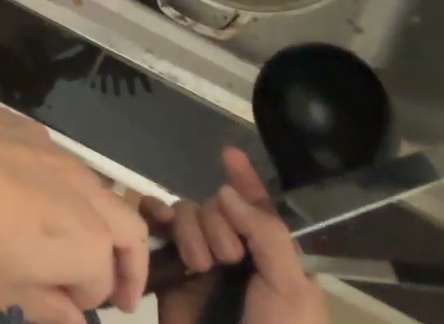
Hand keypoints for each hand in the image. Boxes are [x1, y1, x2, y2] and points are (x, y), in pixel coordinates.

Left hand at [0, 99, 148, 323]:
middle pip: (127, 227)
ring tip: (65, 231)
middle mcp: (83, 187)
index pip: (101, 285)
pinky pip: (48, 152)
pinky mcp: (15, 120)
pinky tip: (18, 182)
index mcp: (89, 240)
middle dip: (127, 260)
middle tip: (111, 282)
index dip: (82, 302)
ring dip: (92, 214)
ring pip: (92, 184)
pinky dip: (50, 176)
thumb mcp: (0, 296)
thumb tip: (76, 318)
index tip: (61, 307)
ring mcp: (49, 146)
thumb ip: (51, 314)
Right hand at [139, 148, 325, 323]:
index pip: (259, 210)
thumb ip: (265, 234)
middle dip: (218, 224)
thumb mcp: (291, 289)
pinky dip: (152, 217)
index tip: (228, 154)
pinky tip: (154, 223)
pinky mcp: (167, 268)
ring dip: (191, 231)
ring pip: (185, 212)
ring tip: (198, 265)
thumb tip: (223, 192)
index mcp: (273, 259)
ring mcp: (200, 261)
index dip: (247, 181)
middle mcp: (236, 254)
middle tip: (227, 259)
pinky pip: (154, 226)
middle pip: (215, 206)